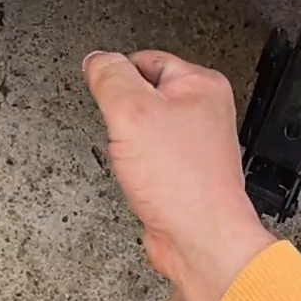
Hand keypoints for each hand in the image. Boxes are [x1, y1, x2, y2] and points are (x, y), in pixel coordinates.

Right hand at [84, 50, 278, 300]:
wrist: (200, 240)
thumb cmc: (182, 183)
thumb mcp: (131, 112)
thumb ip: (110, 78)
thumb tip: (96, 60)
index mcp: (202, 86)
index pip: (145, 60)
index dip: (117, 79)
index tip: (105, 94)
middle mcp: (204, 115)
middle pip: (143, 100)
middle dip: (124, 120)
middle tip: (126, 137)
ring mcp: (195, 149)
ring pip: (144, 135)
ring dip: (130, 150)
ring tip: (138, 166)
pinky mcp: (185, 179)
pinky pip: (150, 166)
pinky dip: (139, 175)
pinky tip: (143, 185)